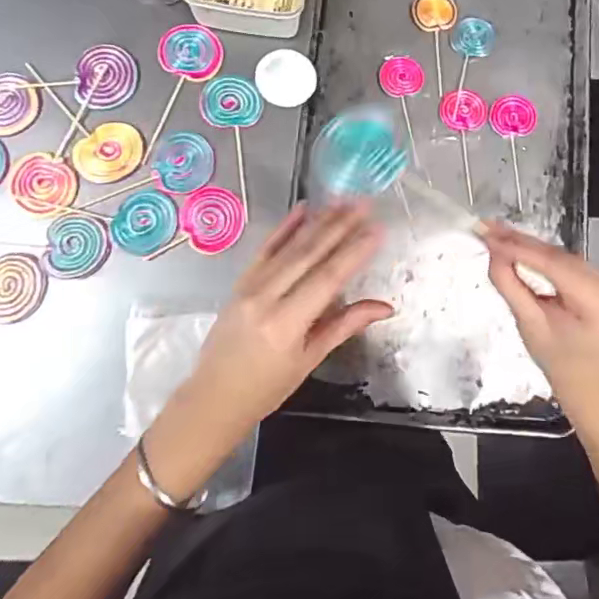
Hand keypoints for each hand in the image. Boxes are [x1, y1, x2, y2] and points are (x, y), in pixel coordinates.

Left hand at [167, 202, 391, 435]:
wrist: (214, 396)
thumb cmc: (266, 388)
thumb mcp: (309, 360)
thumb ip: (344, 326)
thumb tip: (384, 307)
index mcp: (286, 323)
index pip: (327, 279)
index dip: (354, 252)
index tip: (376, 230)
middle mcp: (266, 298)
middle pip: (308, 255)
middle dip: (339, 227)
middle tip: (364, 204)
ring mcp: (249, 287)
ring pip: (289, 248)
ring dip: (317, 222)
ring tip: (341, 202)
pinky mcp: (240, 283)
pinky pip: (265, 250)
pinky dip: (285, 229)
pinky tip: (302, 210)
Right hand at [481, 221, 598, 414]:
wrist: (588, 381)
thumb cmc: (561, 362)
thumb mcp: (530, 325)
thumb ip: (511, 284)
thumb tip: (494, 253)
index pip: (553, 266)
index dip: (517, 248)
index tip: (489, 235)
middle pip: (559, 258)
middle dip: (520, 244)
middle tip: (488, 229)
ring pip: (563, 257)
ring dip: (530, 248)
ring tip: (498, 235)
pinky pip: (571, 263)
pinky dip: (545, 257)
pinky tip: (521, 246)